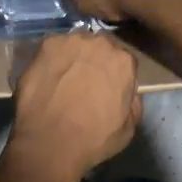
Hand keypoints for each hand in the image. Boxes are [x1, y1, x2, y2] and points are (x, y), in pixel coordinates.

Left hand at [9, 32, 141, 179]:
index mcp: (123, 62)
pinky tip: (48, 77)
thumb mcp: (128, 129)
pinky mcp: (47, 44)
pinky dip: (53, 59)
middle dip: (96, 60)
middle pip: (101, 47)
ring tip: (64, 79)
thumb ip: (133, 102)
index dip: (115, 75)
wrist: (50, 140)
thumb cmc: (92, 139)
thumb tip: (130, 92)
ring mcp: (71, 41)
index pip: (124, 61)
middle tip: (85, 82)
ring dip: (75, 56)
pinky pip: (54, 48)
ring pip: (77, 44)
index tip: (107, 88)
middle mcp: (100, 43)